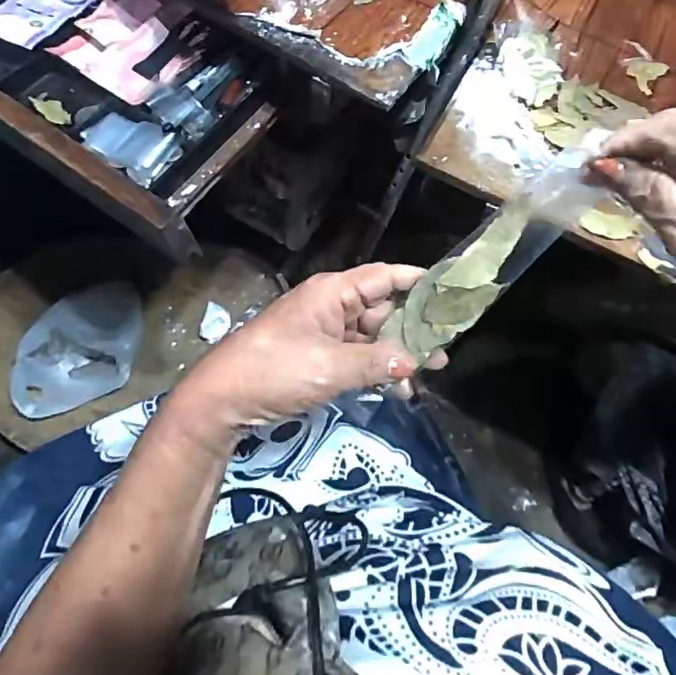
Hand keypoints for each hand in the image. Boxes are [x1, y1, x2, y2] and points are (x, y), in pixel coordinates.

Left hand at [166, 264, 446, 445]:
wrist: (224, 397)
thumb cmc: (277, 369)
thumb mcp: (331, 367)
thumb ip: (377, 363)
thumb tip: (416, 361)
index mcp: (332, 293)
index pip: (383, 277)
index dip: (417, 282)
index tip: (451, 292)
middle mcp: (330, 306)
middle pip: (381, 309)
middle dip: (413, 329)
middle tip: (445, 353)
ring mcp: (323, 332)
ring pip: (371, 336)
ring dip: (396, 355)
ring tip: (428, 377)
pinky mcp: (317, 356)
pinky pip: (356, 356)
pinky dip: (376, 370)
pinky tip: (398, 390)